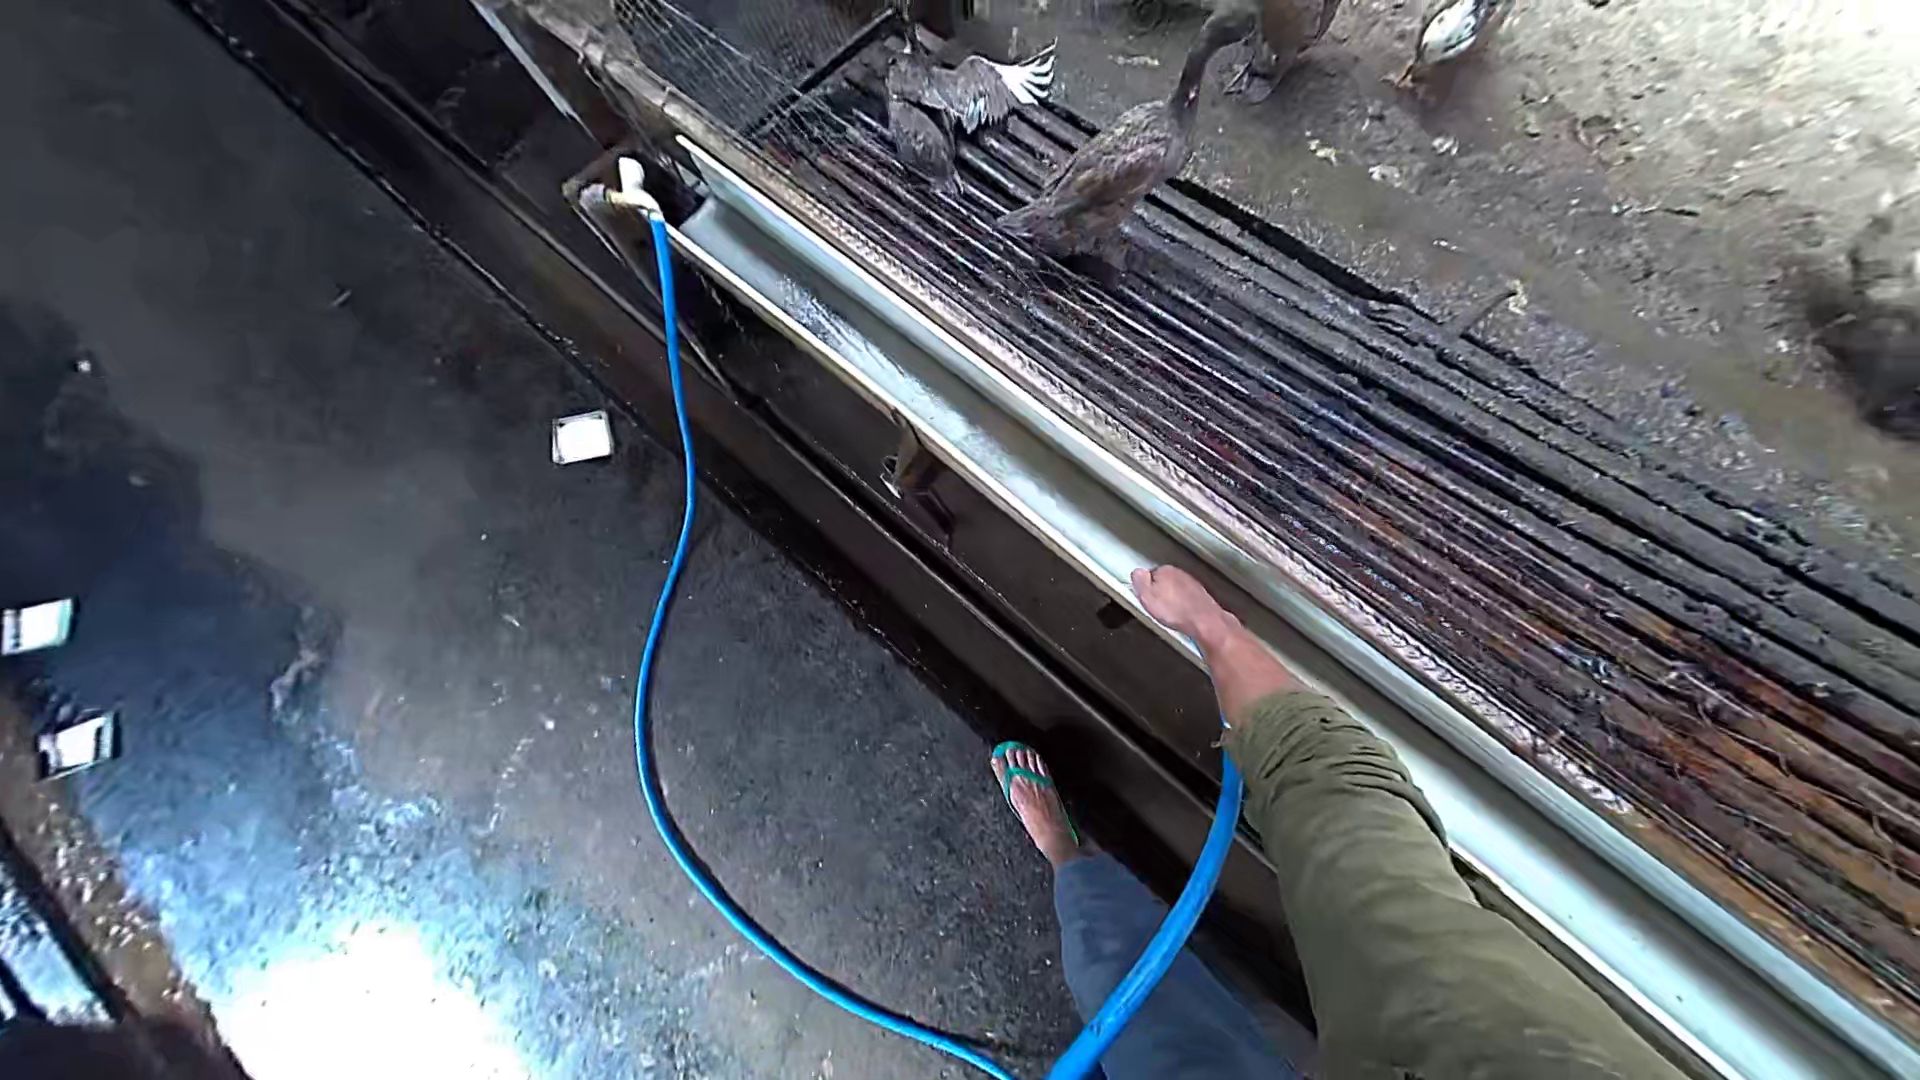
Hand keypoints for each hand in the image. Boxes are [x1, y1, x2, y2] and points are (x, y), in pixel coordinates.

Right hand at [1130, 565, 1233, 645]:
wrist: (1204, 622)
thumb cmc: (1177, 611)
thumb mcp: (1146, 596)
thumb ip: (1138, 580)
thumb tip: (1136, 573)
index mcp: (1164, 570)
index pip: (1148, 575)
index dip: (1144, 589)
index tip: (1144, 598)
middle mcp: (1179, 574)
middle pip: (1162, 582)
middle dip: (1159, 594)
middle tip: (1156, 608)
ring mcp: (1191, 584)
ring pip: (1175, 591)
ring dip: (1171, 601)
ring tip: (1169, 615)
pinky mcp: (1200, 596)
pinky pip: (1185, 600)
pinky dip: (1182, 607)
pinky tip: (1180, 616)